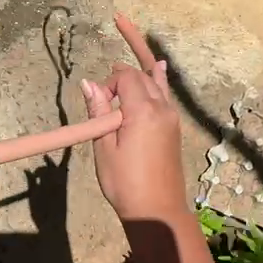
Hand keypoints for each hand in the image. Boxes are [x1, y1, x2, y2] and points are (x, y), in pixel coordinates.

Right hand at [81, 61, 187, 222]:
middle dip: (123, 76)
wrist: (156, 209)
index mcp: (143, 111)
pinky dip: (159, 82)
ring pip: (158, 85)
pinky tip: (160, 70)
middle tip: (105, 90)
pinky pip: (165, 97)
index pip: (127, 77)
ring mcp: (172, 119)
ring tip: (135, 52)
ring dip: (143, 73)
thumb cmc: (124, 182)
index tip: (97, 102)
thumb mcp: (104, 147)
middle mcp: (162, 109)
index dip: (109, 82)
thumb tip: (88, 83)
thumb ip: (98, 112)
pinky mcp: (174, 129)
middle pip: (143, 77)